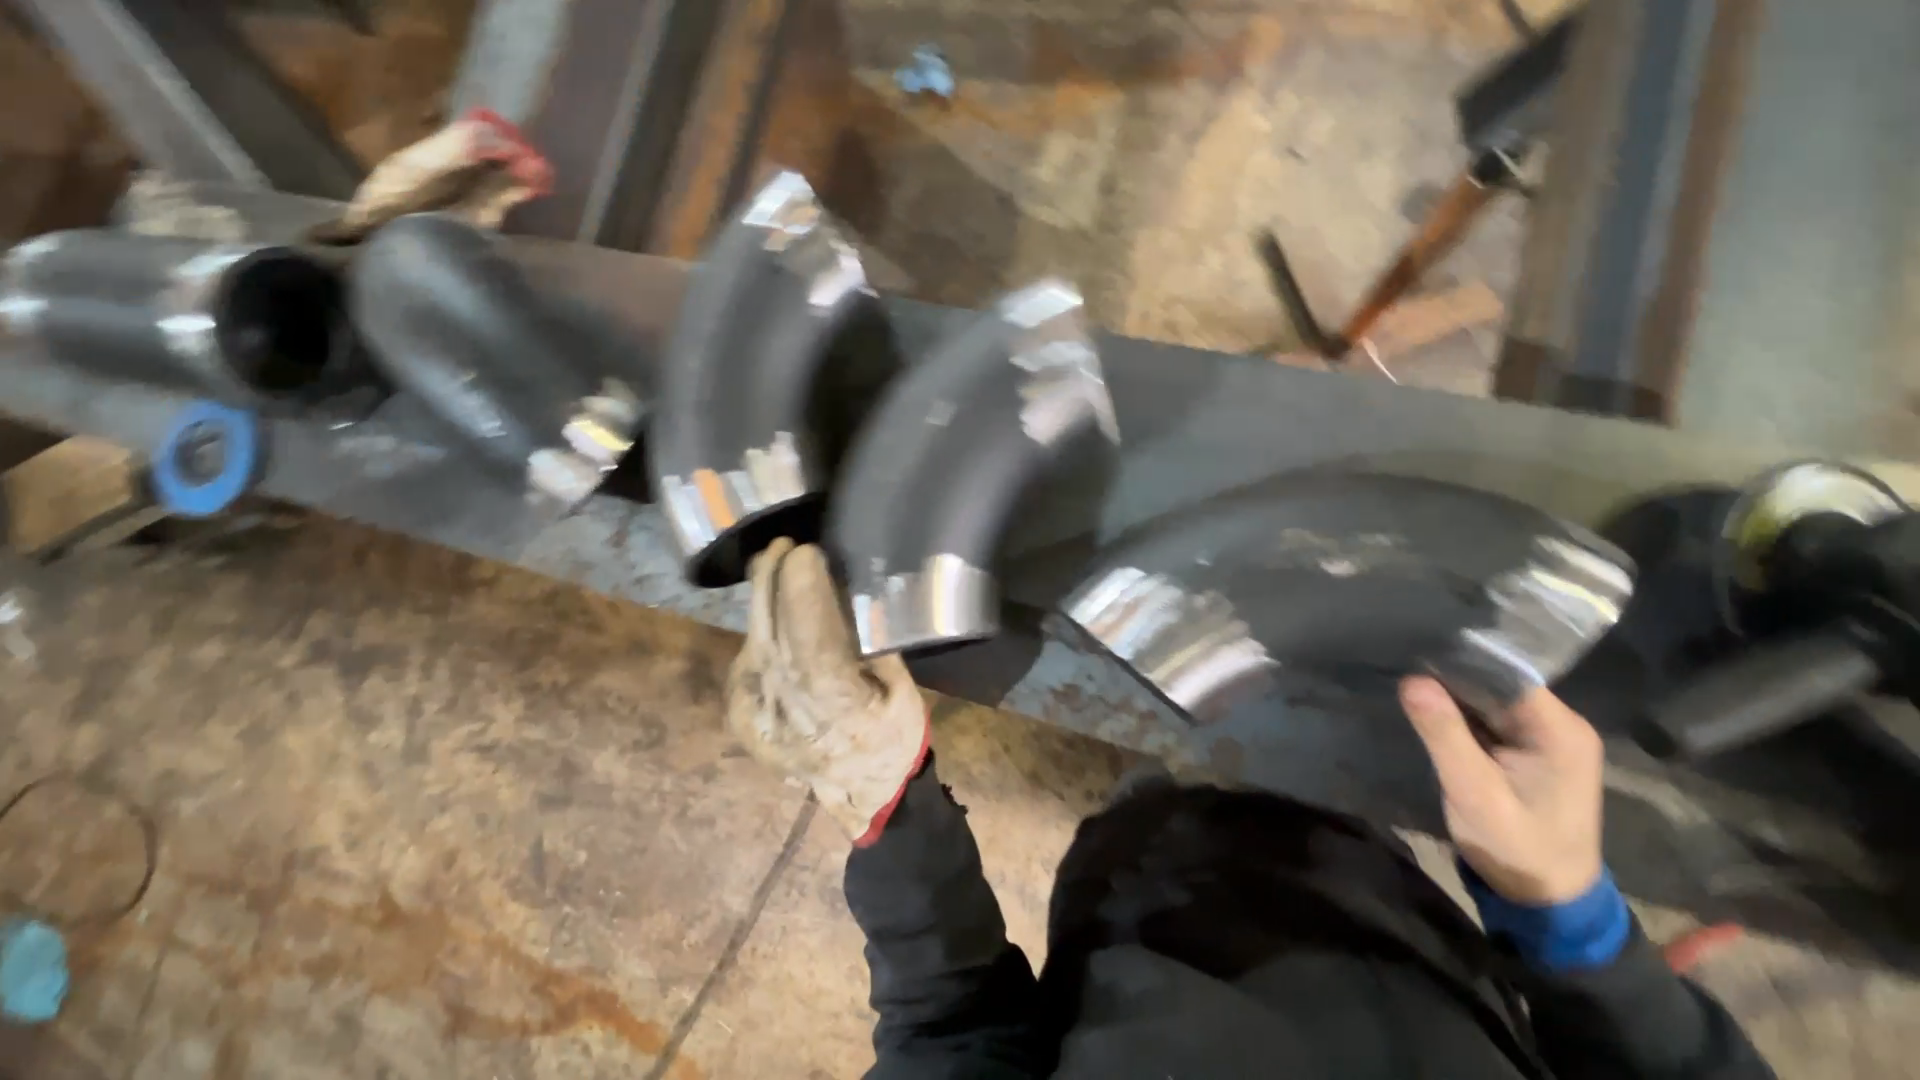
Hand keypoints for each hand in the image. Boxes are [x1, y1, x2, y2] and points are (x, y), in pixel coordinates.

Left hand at [726, 540, 928, 843]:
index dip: (805, 599)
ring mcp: (756, 716)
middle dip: (774, 584)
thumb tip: (850, 592)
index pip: (812, 647)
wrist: (860, 790)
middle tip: (783, 546)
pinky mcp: (739, 715)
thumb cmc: (891, 734)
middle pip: (773, 637)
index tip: (807, 554)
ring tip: (775, 565)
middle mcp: (788, 712)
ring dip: (763, 600)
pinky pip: (747, 658)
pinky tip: (771, 608)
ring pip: (754, 644)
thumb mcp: (902, 691)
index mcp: (839, 711)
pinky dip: (760, 628)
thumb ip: (873, 647)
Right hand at [1398, 676, 1604, 905]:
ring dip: (1452, 696)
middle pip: (1497, 684)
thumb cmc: (1516, 847)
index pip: (1505, 673)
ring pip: (1490, 700)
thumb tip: (1412, 680)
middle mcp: (1560, 725)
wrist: (1546, 901)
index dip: (1459, 661)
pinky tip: (1428, 709)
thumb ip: (1445, 734)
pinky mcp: (1529, 752)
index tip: (1413, 650)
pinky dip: (1461, 715)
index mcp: (1560, 729)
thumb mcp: (1474, 792)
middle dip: (1451, 677)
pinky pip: (1489, 719)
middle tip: (1401, 666)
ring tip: (1407, 681)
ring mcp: (1546, 739)